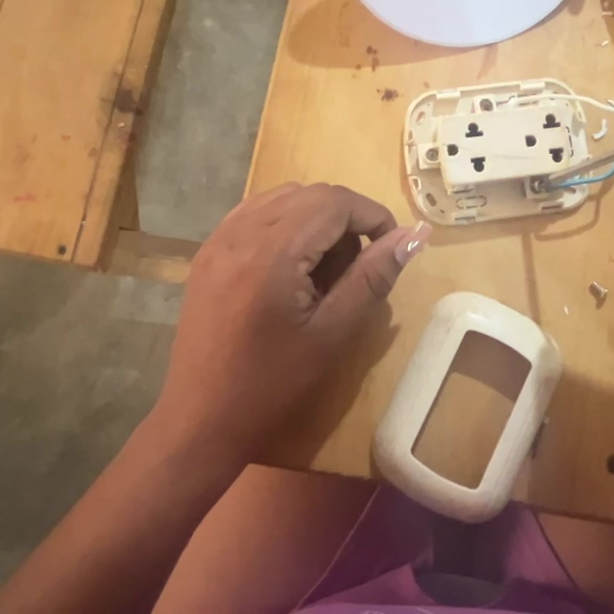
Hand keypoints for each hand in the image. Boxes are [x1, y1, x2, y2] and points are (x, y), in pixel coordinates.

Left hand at [153, 183, 429, 458]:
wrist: (201, 418)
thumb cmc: (272, 384)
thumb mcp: (332, 333)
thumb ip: (373, 277)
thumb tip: (413, 235)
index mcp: (271, 252)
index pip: (334, 202)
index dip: (372, 216)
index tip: (390, 249)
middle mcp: (241, 232)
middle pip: (310, 194)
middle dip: (345, 219)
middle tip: (355, 270)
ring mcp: (219, 238)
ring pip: (283, 198)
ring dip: (316, 219)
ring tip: (323, 272)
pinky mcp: (208, 251)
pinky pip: (256, 212)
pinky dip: (285, 224)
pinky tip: (291, 266)